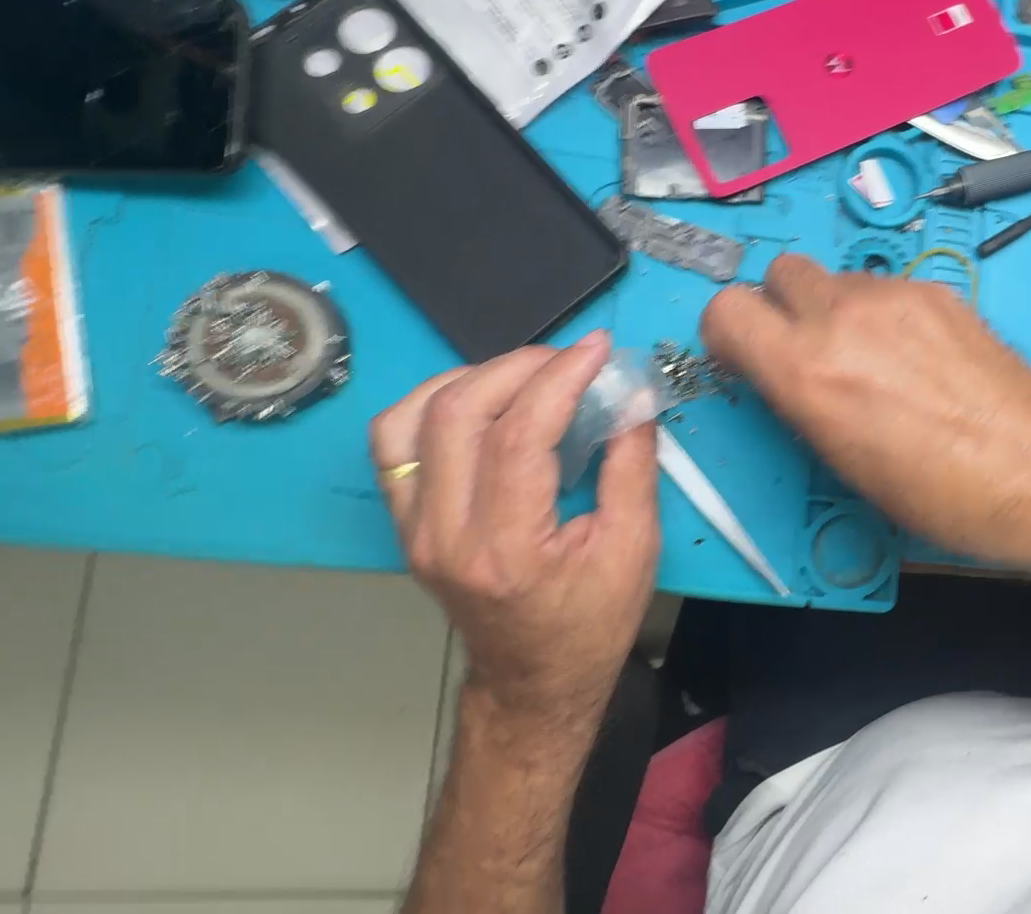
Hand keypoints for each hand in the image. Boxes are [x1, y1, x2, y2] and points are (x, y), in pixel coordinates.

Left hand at [369, 332, 658, 727]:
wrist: (535, 682)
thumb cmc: (593, 622)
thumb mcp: (636, 548)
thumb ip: (632, 466)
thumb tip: (631, 397)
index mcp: (506, 548)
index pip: (516, 434)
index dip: (559, 378)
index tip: (598, 349)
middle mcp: (444, 534)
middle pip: (457, 413)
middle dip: (519, 366)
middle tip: (569, 358)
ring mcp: (414, 529)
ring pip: (410, 418)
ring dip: (471, 378)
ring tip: (526, 374)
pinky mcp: (406, 524)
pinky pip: (394, 442)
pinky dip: (432, 403)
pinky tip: (478, 399)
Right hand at [701, 253, 1030, 568]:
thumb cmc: (942, 491)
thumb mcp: (842, 461)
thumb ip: (799, 399)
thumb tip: (784, 375)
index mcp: (807, 370)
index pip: (725, 309)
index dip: (729, 332)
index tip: (745, 353)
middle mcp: (844, 319)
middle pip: (779, 272)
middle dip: (781, 307)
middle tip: (805, 347)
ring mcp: (894, 297)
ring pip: (836, 278)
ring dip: (834, 308)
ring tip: (869, 356)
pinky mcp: (936, 292)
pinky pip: (885, 286)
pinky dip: (882, 311)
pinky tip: (914, 354)